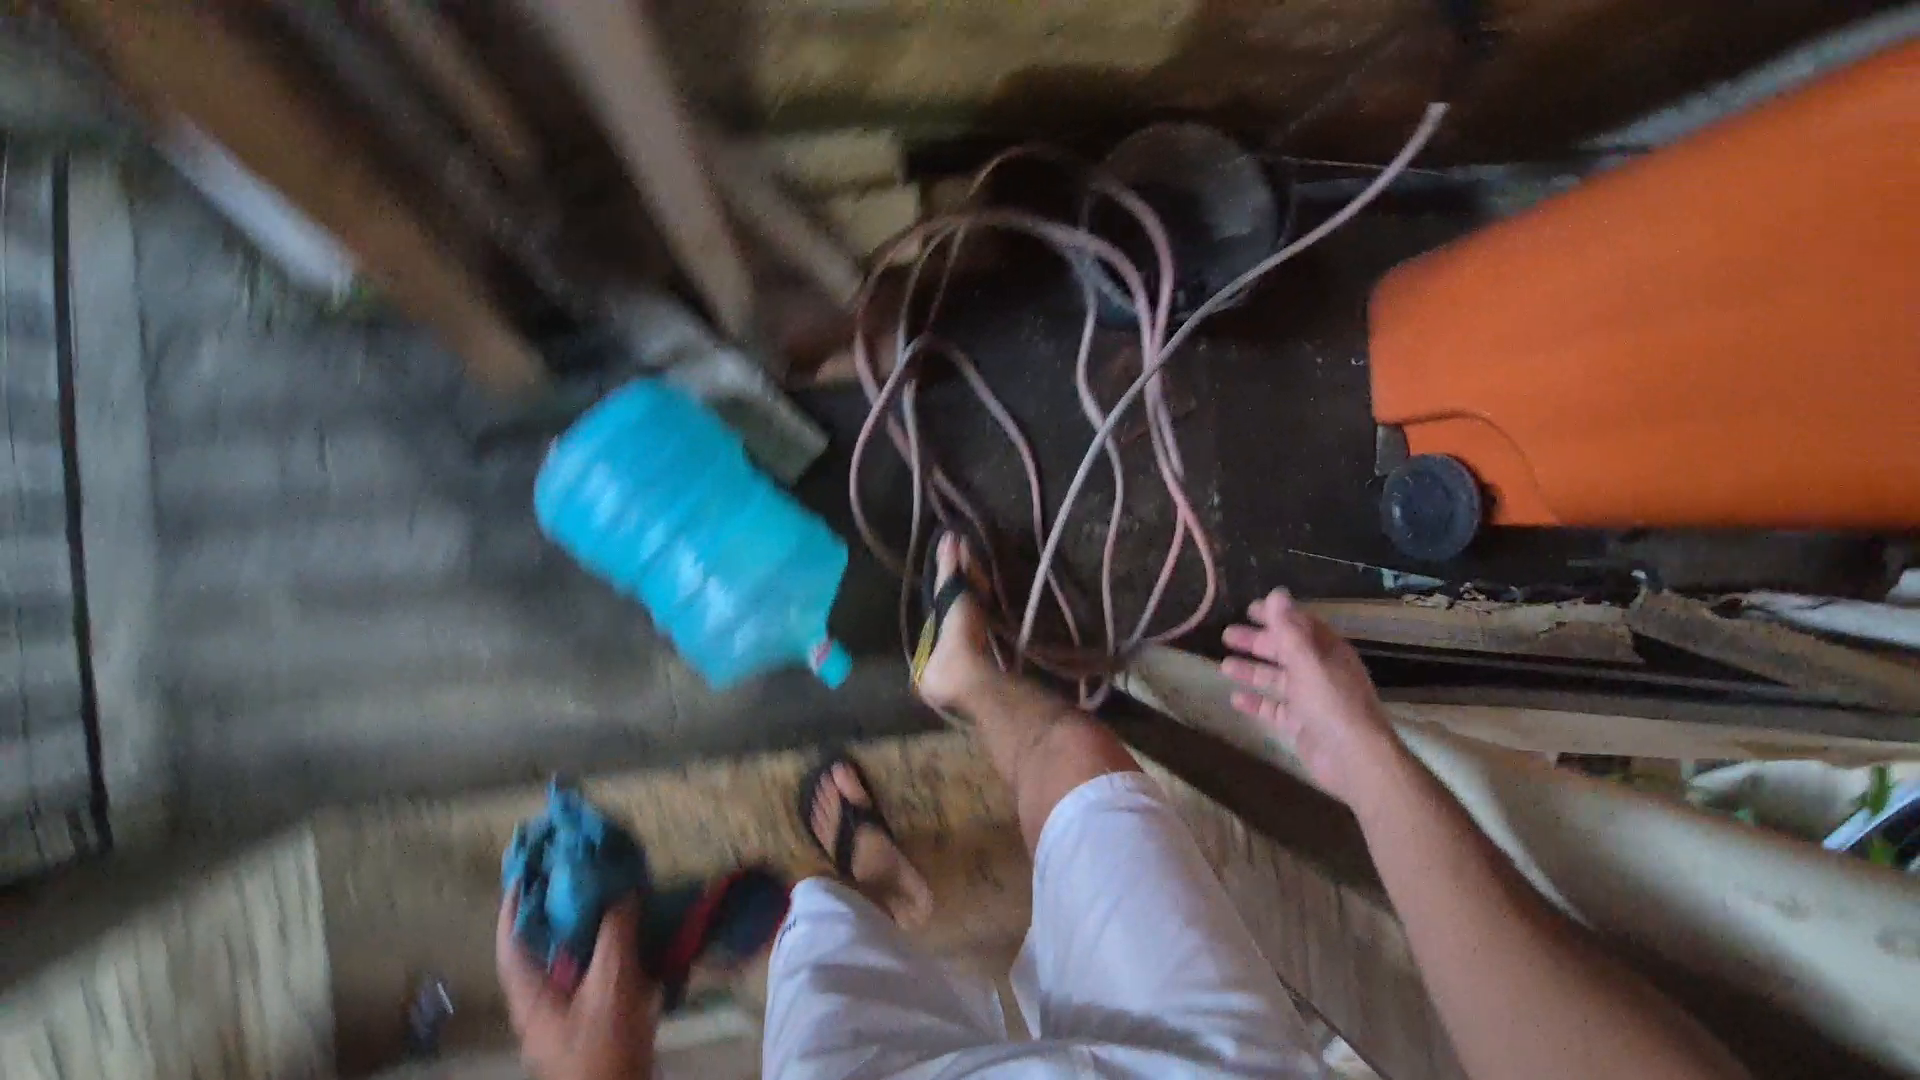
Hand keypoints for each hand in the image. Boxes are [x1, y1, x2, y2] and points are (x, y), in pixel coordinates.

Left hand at [497, 893, 659, 1079]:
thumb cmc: (605, 1046)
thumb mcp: (610, 985)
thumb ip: (615, 935)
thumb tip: (622, 894)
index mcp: (531, 998)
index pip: (511, 945)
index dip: (513, 909)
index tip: (524, 874)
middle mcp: (542, 1005)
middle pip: (541, 950)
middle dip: (555, 912)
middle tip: (574, 876)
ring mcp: (566, 1016)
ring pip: (570, 961)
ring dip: (586, 928)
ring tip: (605, 895)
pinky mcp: (592, 1021)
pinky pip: (593, 973)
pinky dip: (607, 949)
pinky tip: (631, 934)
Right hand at [1221, 589, 1409, 807]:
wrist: (1353, 758)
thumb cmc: (1331, 703)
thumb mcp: (1307, 660)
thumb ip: (1289, 628)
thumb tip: (1277, 593)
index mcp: (1327, 651)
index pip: (1300, 624)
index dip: (1276, 615)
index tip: (1249, 608)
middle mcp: (1320, 671)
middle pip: (1285, 650)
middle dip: (1258, 642)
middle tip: (1227, 635)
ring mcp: (1311, 699)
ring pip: (1277, 679)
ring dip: (1252, 671)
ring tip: (1224, 666)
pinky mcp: (1301, 724)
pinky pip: (1274, 708)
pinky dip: (1256, 702)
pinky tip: (1235, 699)